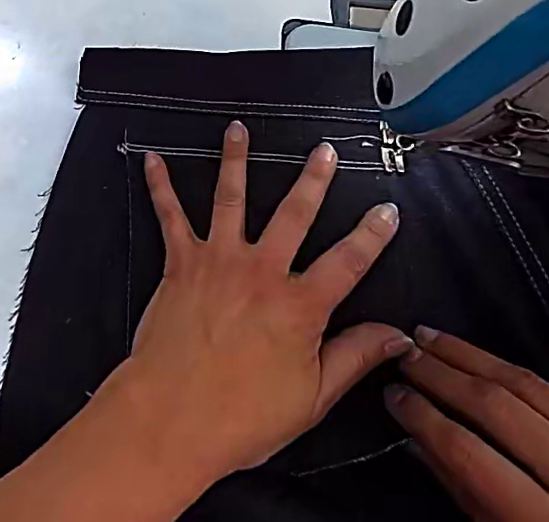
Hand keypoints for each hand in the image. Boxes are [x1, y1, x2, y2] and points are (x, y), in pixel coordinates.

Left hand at [95, 120, 408, 486]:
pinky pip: (170, 216)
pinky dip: (160, 186)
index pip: (348, 261)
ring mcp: (220, 260)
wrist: (169, 420)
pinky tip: (154, 160)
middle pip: (294, 213)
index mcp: (298, 304)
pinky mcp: (182, 262)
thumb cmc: (239, 416)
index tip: (387, 211)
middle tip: (324, 150)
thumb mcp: (311, 398)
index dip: (373, 235)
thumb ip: (354, 358)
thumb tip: (394, 337)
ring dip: (236, 159)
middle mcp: (262, 271)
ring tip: (239, 129)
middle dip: (313, 179)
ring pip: (231, 197)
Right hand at [386, 328, 548, 521]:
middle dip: (446, 375)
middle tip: (405, 350)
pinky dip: (528, 383)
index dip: (429, 421)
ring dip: (477, 359)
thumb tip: (427, 445)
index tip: (395, 395)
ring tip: (434, 340)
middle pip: (506, 411)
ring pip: (539, 390)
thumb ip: (483, 511)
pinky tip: (494, 366)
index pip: (480, 464)